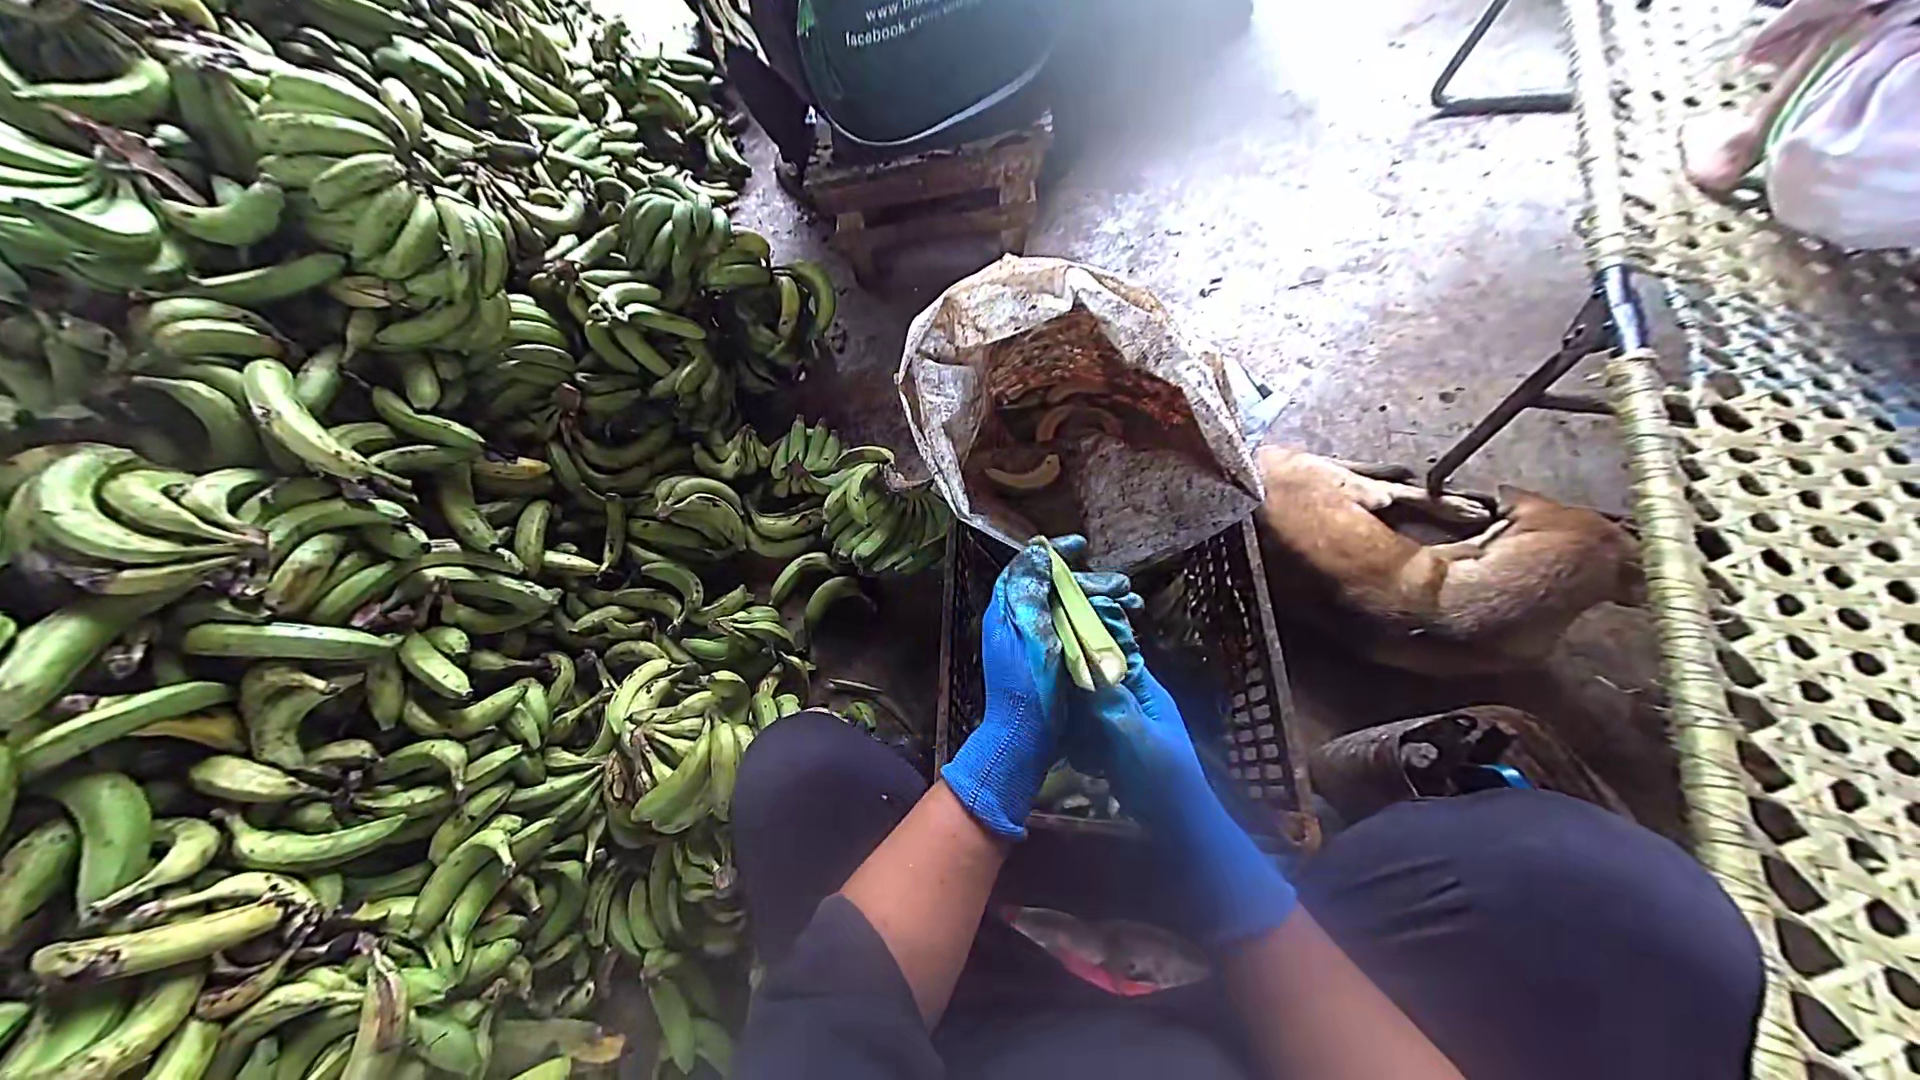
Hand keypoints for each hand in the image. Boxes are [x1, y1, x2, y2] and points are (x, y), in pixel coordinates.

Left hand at [942, 536, 1126, 837]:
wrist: (1025, 738)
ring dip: (1102, 602)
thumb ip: (1031, 589)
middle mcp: (1021, 619)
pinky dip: (1101, 624)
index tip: (1081, 545)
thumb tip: (1037, 551)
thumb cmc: (1026, 684)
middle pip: (1056, 588)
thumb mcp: (1028, 630)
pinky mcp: (1055, 658)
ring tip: (1134, 602)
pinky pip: (1078, 630)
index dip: (1054, 552)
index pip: (1028, 567)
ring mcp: (1039, 640)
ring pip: (1071, 608)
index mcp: (1008, 609)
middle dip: (1091, 582)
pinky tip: (1125, 626)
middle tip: (1124, 585)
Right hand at [1070, 598, 1296, 946]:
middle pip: (1091, 669)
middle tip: (1037, 670)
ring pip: (1082, 698)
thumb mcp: (1136, 736)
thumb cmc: (1165, 779)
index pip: (1110, 646)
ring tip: (1042, 706)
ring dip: (1066, 705)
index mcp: (1143, 686)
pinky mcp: (1109, 744)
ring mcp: (1119, 720)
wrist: (1181, 829)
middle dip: (1067, 670)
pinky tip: (1060, 745)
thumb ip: (1109, 700)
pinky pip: (1082, 727)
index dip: (1083, 631)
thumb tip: (1080, 661)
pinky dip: (1070, 733)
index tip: (1052, 619)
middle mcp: (1129, 696)